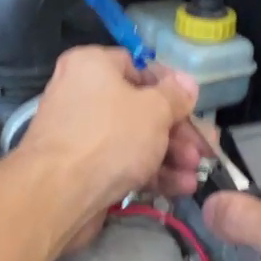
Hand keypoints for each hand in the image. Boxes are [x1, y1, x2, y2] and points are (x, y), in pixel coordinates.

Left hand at [17, 46, 203, 224]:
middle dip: (177, 132)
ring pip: (135, 140)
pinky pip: (123, 164)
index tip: (191, 107)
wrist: (58, 194)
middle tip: (202, 151)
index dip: (168, 87)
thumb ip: (175, 96)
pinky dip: (151, 173)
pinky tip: (180, 187)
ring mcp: (81, 134)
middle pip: (141, 109)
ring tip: (195, 174)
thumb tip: (187, 83)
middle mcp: (82, 94)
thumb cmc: (109, 137)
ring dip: (170, 156)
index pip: (137, 66)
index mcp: (92, 66)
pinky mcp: (83, 169)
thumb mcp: (154, 110)